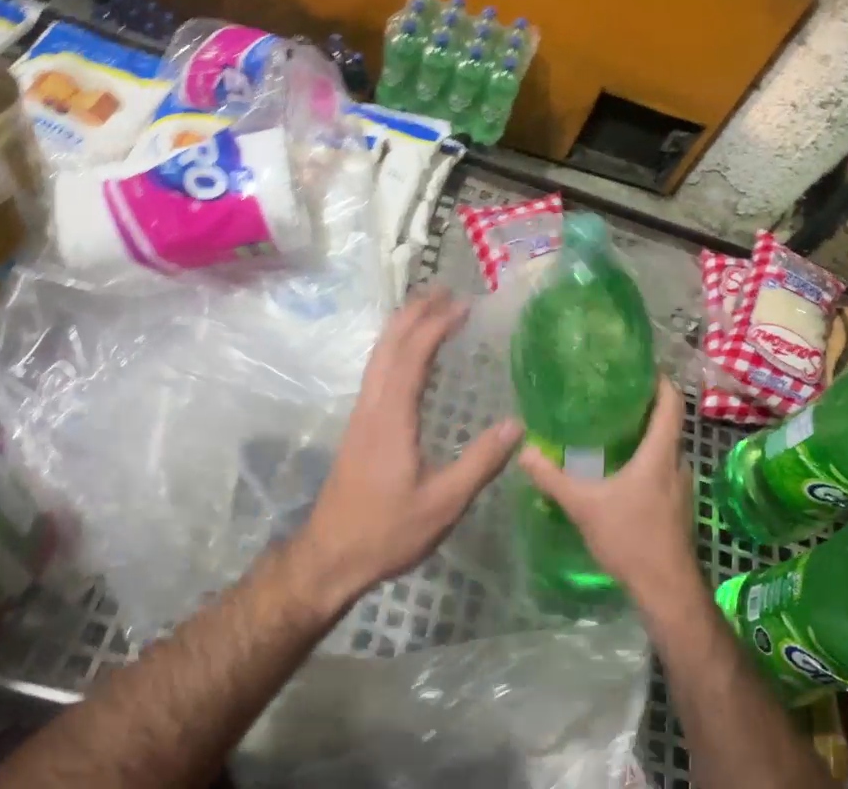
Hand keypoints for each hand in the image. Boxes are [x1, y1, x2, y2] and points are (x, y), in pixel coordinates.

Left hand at [294, 292, 521, 609]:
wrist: (330, 556)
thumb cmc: (387, 531)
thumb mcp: (443, 503)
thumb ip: (480, 462)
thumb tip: (517, 426)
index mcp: (391, 417)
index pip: (413, 355)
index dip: (437, 325)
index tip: (464, 305)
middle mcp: (372, 406)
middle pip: (388, 344)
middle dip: (415, 312)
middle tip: (445, 291)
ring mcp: (360, 415)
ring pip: (377, 356)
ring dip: (402, 327)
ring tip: (429, 310)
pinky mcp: (358, 428)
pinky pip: (376, 371)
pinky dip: (396, 349)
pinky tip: (410, 358)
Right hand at [519, 378, 699, 602]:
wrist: (667, 589)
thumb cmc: (630, 538)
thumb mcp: (584, 506)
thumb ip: (553, 478)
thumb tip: (525, 451)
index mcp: (660, 454)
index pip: (671, 403)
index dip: (660, 381)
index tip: (640, 367)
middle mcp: (676, 464)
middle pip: (668, 424)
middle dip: (645, 407)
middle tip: (612, 396)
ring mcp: (680, 487)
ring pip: (665, 449)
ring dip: (645, 436)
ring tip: (612, 429)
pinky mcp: (677, 507)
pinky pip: (663, 470)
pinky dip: (647, 460)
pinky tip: (621, 470)